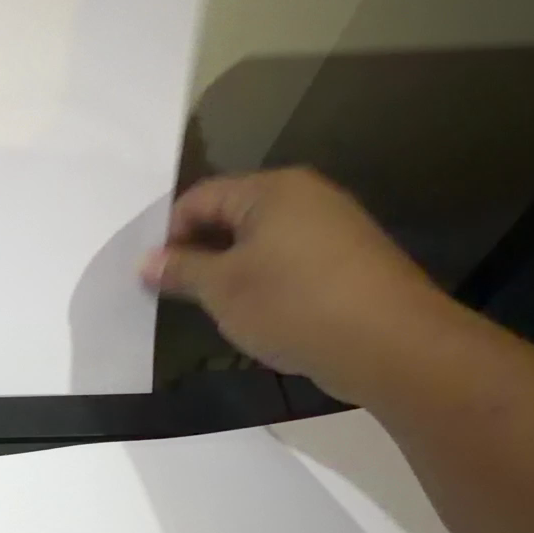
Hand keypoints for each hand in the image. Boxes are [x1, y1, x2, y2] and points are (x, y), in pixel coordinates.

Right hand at [141, 168, 461, 402]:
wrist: (388, 343)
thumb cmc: (292, 304)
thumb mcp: (222, 289)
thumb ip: (180, 270)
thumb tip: (146, 261)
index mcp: (270, 190)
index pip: (199, 198)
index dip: (168, 234)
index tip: (151, 275)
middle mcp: (304, 196)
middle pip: (230, 214)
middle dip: (197, 251)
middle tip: (174, 292)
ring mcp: (330, 226)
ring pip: (259, 239)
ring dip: (228, 268)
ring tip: (212, 306)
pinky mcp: (346, 258)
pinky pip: (287, 258)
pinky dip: (261, 279)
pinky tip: (255, 312)